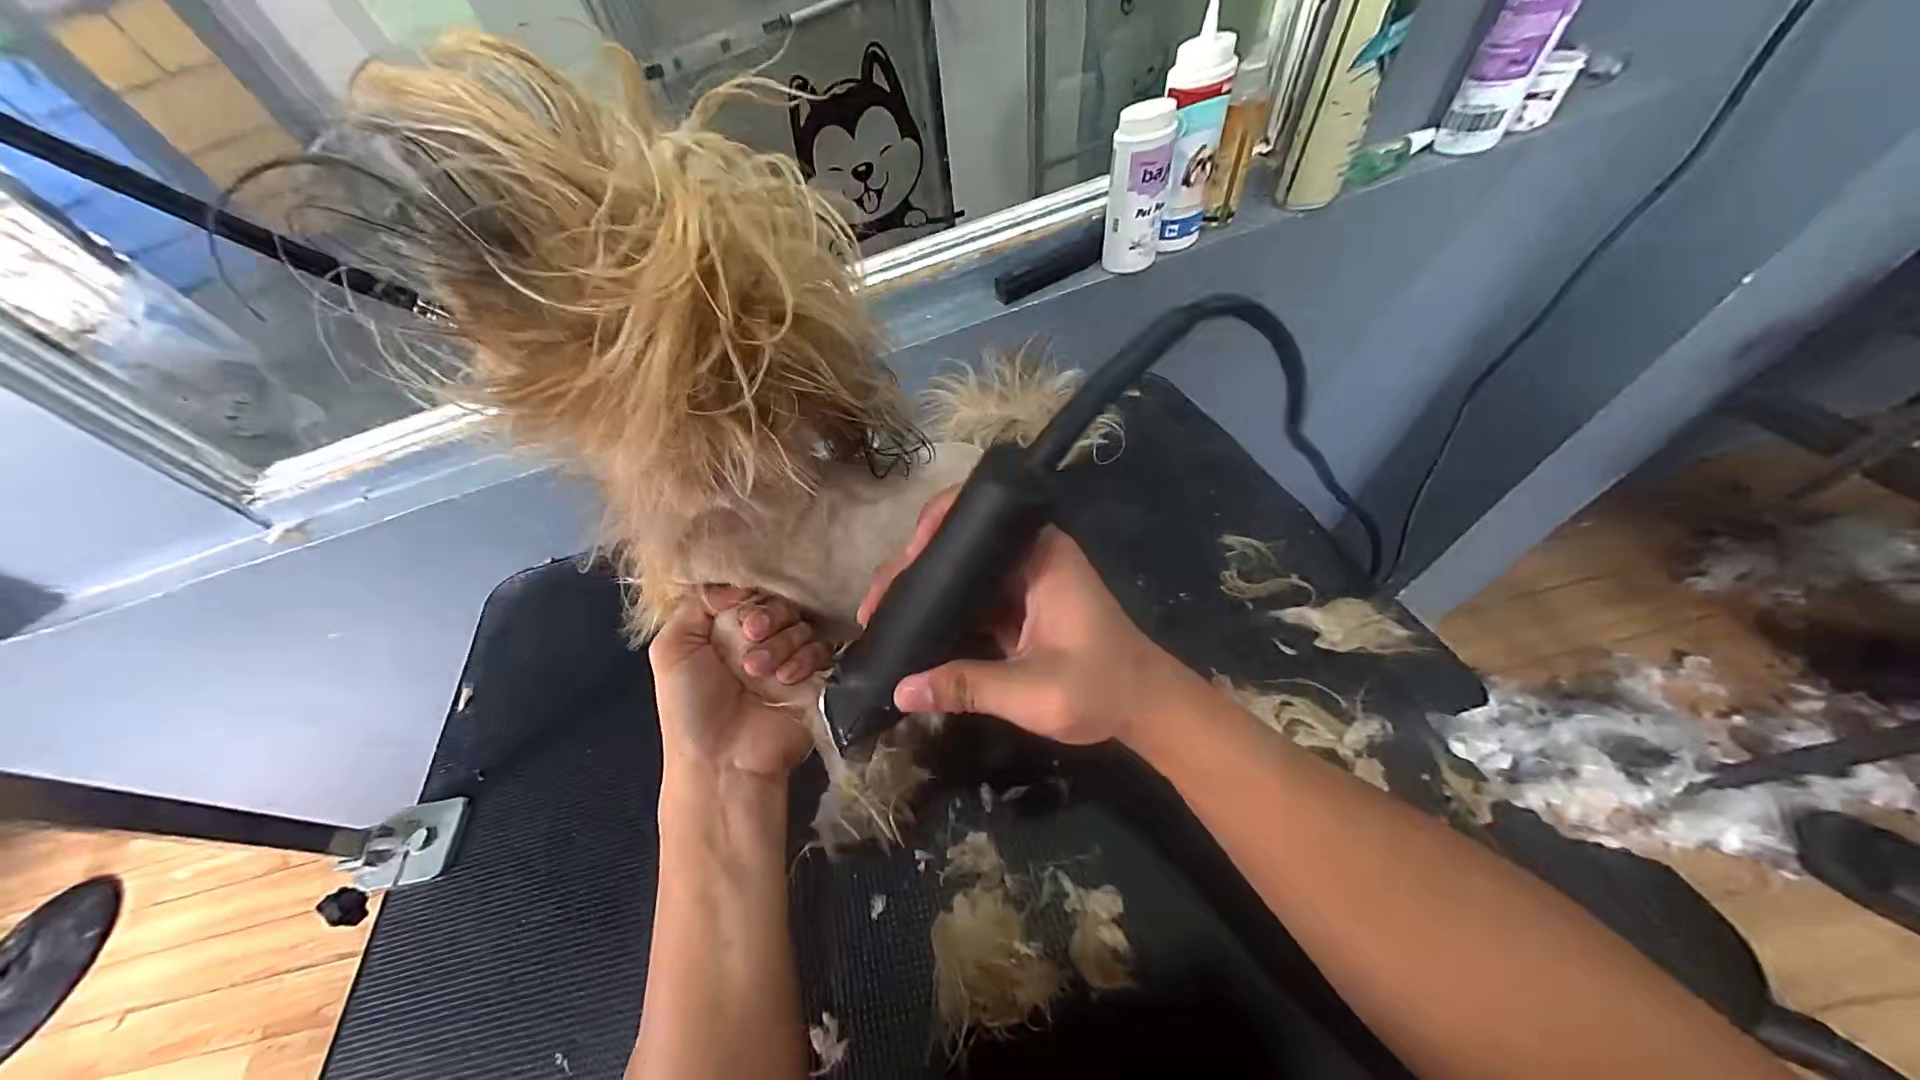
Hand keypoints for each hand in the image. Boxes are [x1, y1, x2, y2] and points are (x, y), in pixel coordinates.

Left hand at [649, 589, 831, 778]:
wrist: (723, 760)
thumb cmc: (690, 708)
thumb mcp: (672, 650)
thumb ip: (696, 605)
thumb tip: (737, 587)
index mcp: (727, 629)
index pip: (751, 593)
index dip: (750, 598)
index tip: (740, 617)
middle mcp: (760, 640)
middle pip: (781, 605)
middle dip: (768, 618)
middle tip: (751, 639)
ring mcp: (789, 658)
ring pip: (802, 626)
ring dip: (781, 645)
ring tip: (759, 672)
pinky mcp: (814, 677)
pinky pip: (822, 650)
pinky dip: (804, 660)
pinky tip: (786, 679)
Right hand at [858, 489, 1195, 744]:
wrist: (1143, 708)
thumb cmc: (1101, 689)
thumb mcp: (1033, 691)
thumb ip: (968, 687)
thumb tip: (900, 690)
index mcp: (1040, 554)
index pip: (978, 518)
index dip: (932, 529)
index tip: (903, 564)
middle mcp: (1028, 557)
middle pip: (959, 545)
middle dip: (914, 568)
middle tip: (876, 604)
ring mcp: (1021, 582)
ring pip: (960, 573)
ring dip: (923, 591)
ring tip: (881, 617)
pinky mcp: (1015, 608)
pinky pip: (969, 599)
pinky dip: (941, 612)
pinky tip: (910, 631)